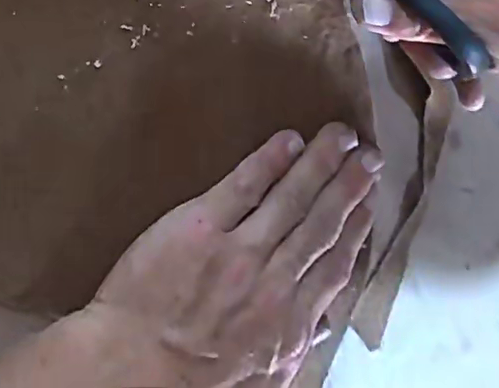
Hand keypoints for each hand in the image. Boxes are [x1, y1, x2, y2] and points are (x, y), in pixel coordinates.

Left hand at [78, 124, 380, 386]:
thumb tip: (325, 317)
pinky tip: (290, 141)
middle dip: (352, 184)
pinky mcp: (201, 225)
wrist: (127, 375)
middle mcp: (274, 284)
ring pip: (292, 198)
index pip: (337, 263)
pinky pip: (244, 186)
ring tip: (342, 135)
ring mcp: (239, 251)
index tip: (371, 199)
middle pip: (323, 223)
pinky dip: (270, 161)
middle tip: (371, 154)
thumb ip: (297, 344)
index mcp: (291, 324)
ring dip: (322, 162)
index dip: (358, 226)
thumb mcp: (262, 382)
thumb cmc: (194, 384)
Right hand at [356, 0, 498, 123]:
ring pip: (425, 19)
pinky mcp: (488, 14)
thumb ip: (423, 16)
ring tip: (461, 85)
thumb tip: (359, 4)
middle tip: (437, 69)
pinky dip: (456, 61)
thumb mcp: (489, 30)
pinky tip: (474, 93)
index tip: (382, 40)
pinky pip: (452, 33)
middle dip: (413, 35)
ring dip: (435, 55)